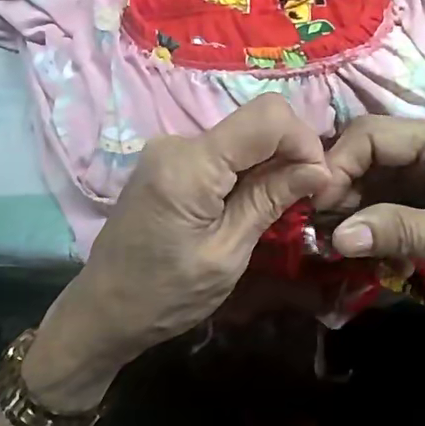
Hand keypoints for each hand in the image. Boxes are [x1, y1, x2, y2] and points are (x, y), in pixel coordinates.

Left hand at [26, 96, 329, 408]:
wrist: (104, 309)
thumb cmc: (165, 295)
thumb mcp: (227, 255)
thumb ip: (269, 201)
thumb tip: (320, 168)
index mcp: (189, 164)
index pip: (267, 116)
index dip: (304, 141)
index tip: (319, 184)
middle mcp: (176, 143)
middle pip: (254, 123)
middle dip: (290, 154)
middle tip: (306, 200)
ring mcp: (167, 150)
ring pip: (240, 138)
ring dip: (268, 165)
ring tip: (277, 209)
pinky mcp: (166, 163)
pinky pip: (219, 153)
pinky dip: (243, 172)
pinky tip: (246, 205)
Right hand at [316, 116, 424, 314]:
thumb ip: (402, 232)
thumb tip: (337, 237)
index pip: (374, 134)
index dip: (336, 164)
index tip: (315, 206)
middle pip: (369, 152)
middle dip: (338, 186)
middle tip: (317, 228)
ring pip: (374, 176)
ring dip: (350, 206)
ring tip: (332, 240)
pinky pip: (388, 198)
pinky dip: (369, 219)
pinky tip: (358, 244)